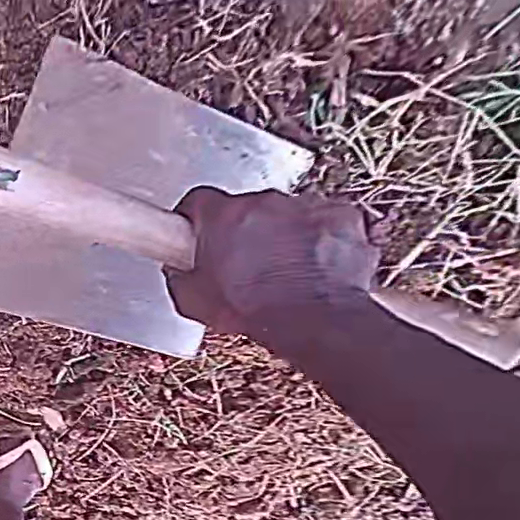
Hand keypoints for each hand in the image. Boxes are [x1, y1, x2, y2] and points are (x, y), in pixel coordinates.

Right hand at [165, 187, 379, 334]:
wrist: (311, 320)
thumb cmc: (253, 310)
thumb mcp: (193, 303)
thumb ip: (180, 276)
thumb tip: (178, 268)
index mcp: (224, 218)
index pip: (198, 200)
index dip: (192, 217)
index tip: (192, 229)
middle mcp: (265, 202)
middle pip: (246, 207)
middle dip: (240, 232)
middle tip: (237, 266)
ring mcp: (306, 206)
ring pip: (286, 215)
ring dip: (279, 237)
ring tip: (277, 274)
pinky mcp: (341, 216)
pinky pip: (323, 223)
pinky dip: (316, 242)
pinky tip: (308, 270)